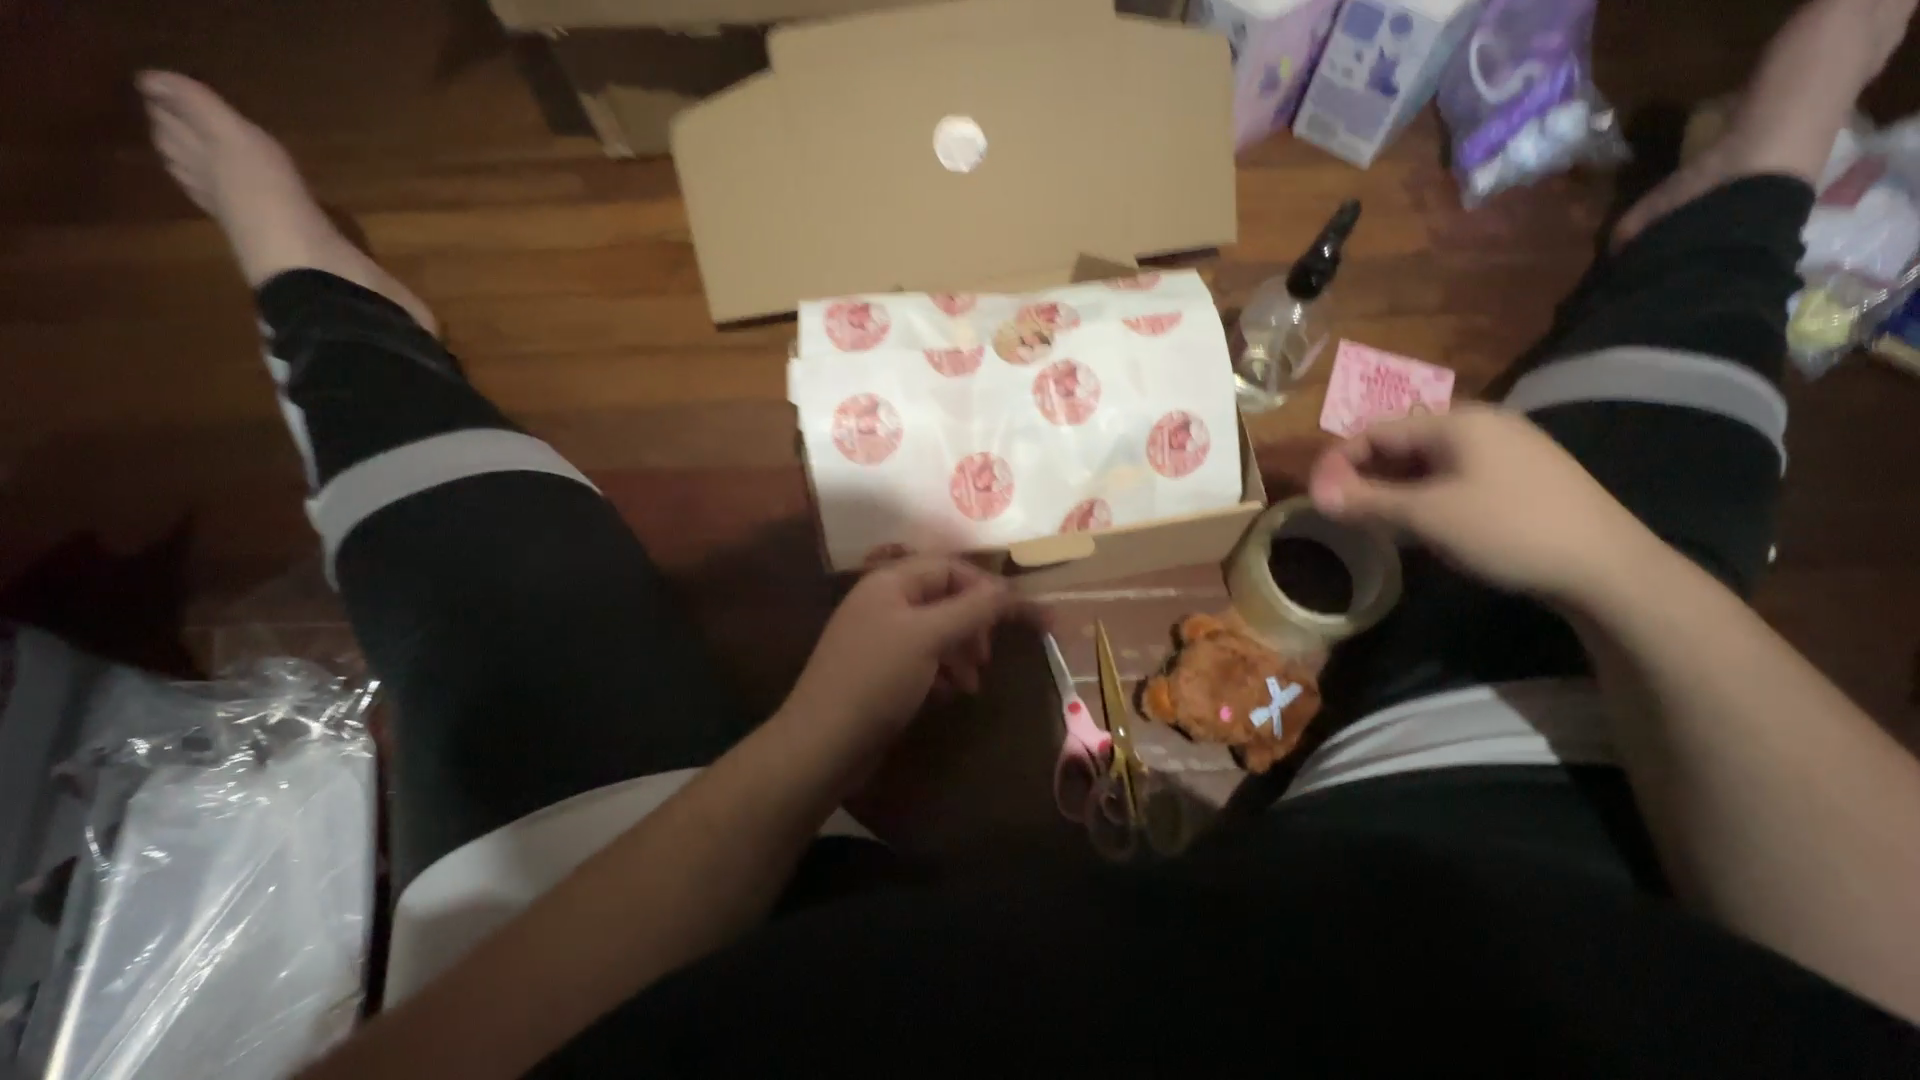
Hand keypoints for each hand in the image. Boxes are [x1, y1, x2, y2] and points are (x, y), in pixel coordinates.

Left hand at [783, 557, 1042, 745]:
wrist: (823, 742)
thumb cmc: (877, 680)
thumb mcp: (929, 637)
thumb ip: (973, 609)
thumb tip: (1009, 588)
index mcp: (889, 583)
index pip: (950, 567)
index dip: (985, 588)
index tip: (1017, 617)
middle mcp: (882, 603)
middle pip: (944, 599)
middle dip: (973, 625)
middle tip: (986, 657)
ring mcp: (878, 638)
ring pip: (935, 632)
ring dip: (961, 652)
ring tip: (971, 685)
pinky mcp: (879, 672)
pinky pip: (921, 660)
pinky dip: (941, 672)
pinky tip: (947, 695)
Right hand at [1307, 405, 1656, 604]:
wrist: (1607, 566)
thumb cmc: (1508, 530)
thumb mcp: (1428, 516)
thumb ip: (1368, 501)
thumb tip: (1316, 494)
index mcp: (1457, 421)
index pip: (1377, 429)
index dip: (1339, 461)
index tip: (1315, 496)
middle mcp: (1482, 424)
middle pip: (1403, 441)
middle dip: (1365, 474)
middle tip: (1341, 511)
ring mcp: (1508, 450)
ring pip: (1429, 461)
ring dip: (1393, 487)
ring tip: (1372, 522)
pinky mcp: (1524, 477)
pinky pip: (1456, 476)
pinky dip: (1425, 494)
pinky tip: (1421, 524)